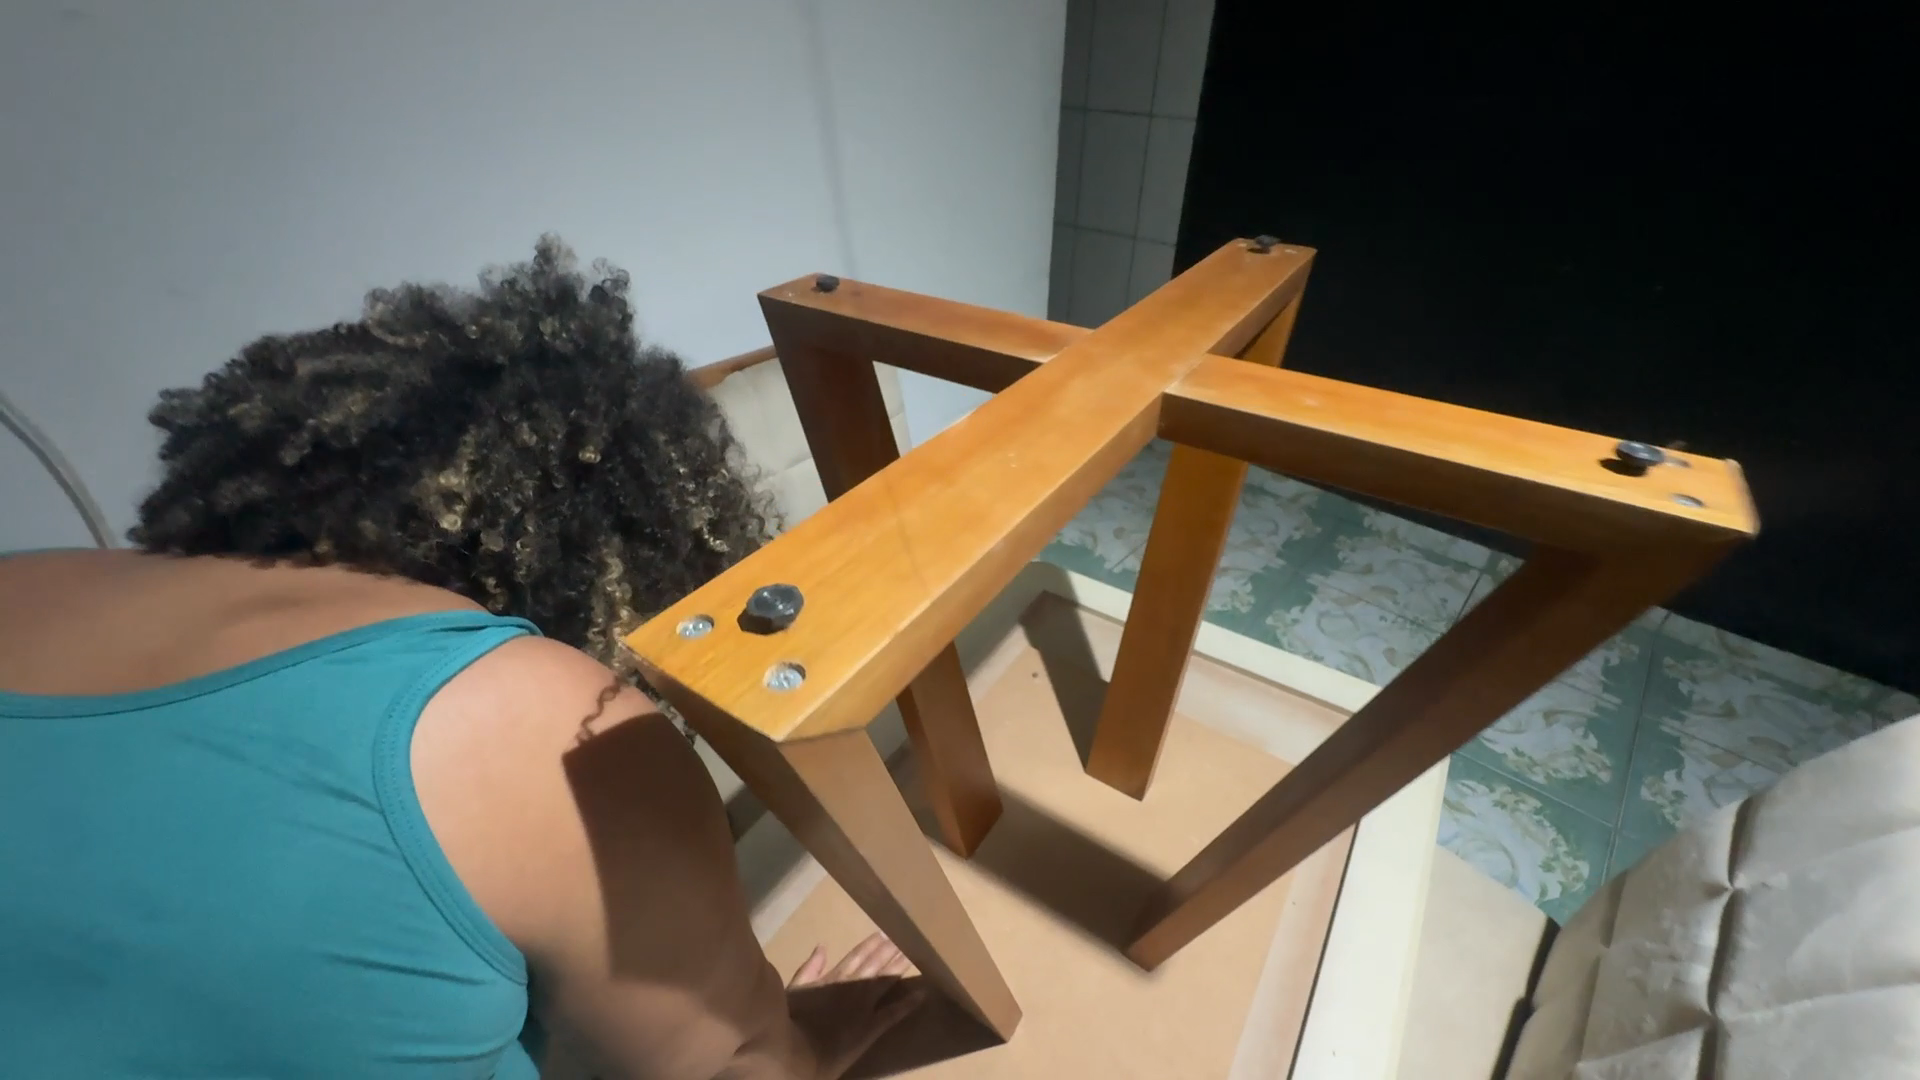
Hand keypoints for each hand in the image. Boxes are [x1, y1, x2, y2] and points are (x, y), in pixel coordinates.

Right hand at [785, 934, 923, 1078]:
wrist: (797, 1053)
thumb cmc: (791, 1022)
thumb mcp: (794, 990)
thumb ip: (809, 968)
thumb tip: (821, 946)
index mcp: (835, 977)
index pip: (858, 955)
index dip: (872, 943)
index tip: (885, 931)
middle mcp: (854, 986)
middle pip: (876, 962)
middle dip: (891, 948)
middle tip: (908, 934)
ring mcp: (864, 1006)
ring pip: (887, 980)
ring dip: (900, 965)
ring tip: (914, 951)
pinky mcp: (870, 1028)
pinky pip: (893, 1013)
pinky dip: (907, 1004)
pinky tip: (921, 994)